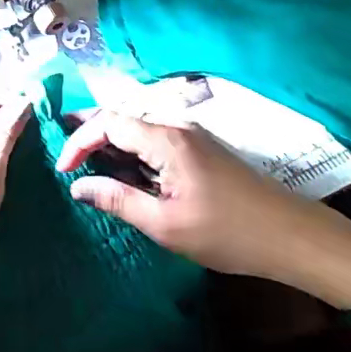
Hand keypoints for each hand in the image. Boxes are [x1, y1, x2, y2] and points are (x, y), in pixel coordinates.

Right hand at [54, 112, 350, 308]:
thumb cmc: (225, 232)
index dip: (80, 140)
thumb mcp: (164, 223)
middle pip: (125, 118)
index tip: (62, 169)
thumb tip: (79, 186)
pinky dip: (135, 151)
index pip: (110, 122)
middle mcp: (179, 127)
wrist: (288, 233)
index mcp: (167, 139)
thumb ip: (118, 200)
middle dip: (92, 134)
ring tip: (89, 166)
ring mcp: (195, 136)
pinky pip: (159, 140)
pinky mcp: (205, 150)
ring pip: (142, 128)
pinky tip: (129, 173)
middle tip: (67, 158)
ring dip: (114, 143)